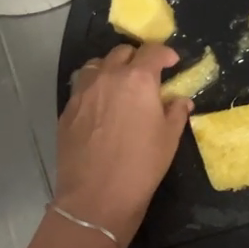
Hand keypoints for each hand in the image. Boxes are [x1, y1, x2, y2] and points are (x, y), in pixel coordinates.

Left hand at [56, 44, 191, 245]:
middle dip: (137, 58)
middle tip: (147, 75)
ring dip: (112, 68)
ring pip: (97, 65)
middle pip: (122, 52)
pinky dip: (95, 88)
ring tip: (120, 85)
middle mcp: (108, 77)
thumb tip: (180, 100)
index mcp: (138, 79)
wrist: (96, 196)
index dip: (165, 53)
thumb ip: (176, 112)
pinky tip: (102, 107)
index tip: (172, 62)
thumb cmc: (141, 165)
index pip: (152, 51)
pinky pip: (82, 87)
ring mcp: (84, 92)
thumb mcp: (169, 138)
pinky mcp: (67, 109)